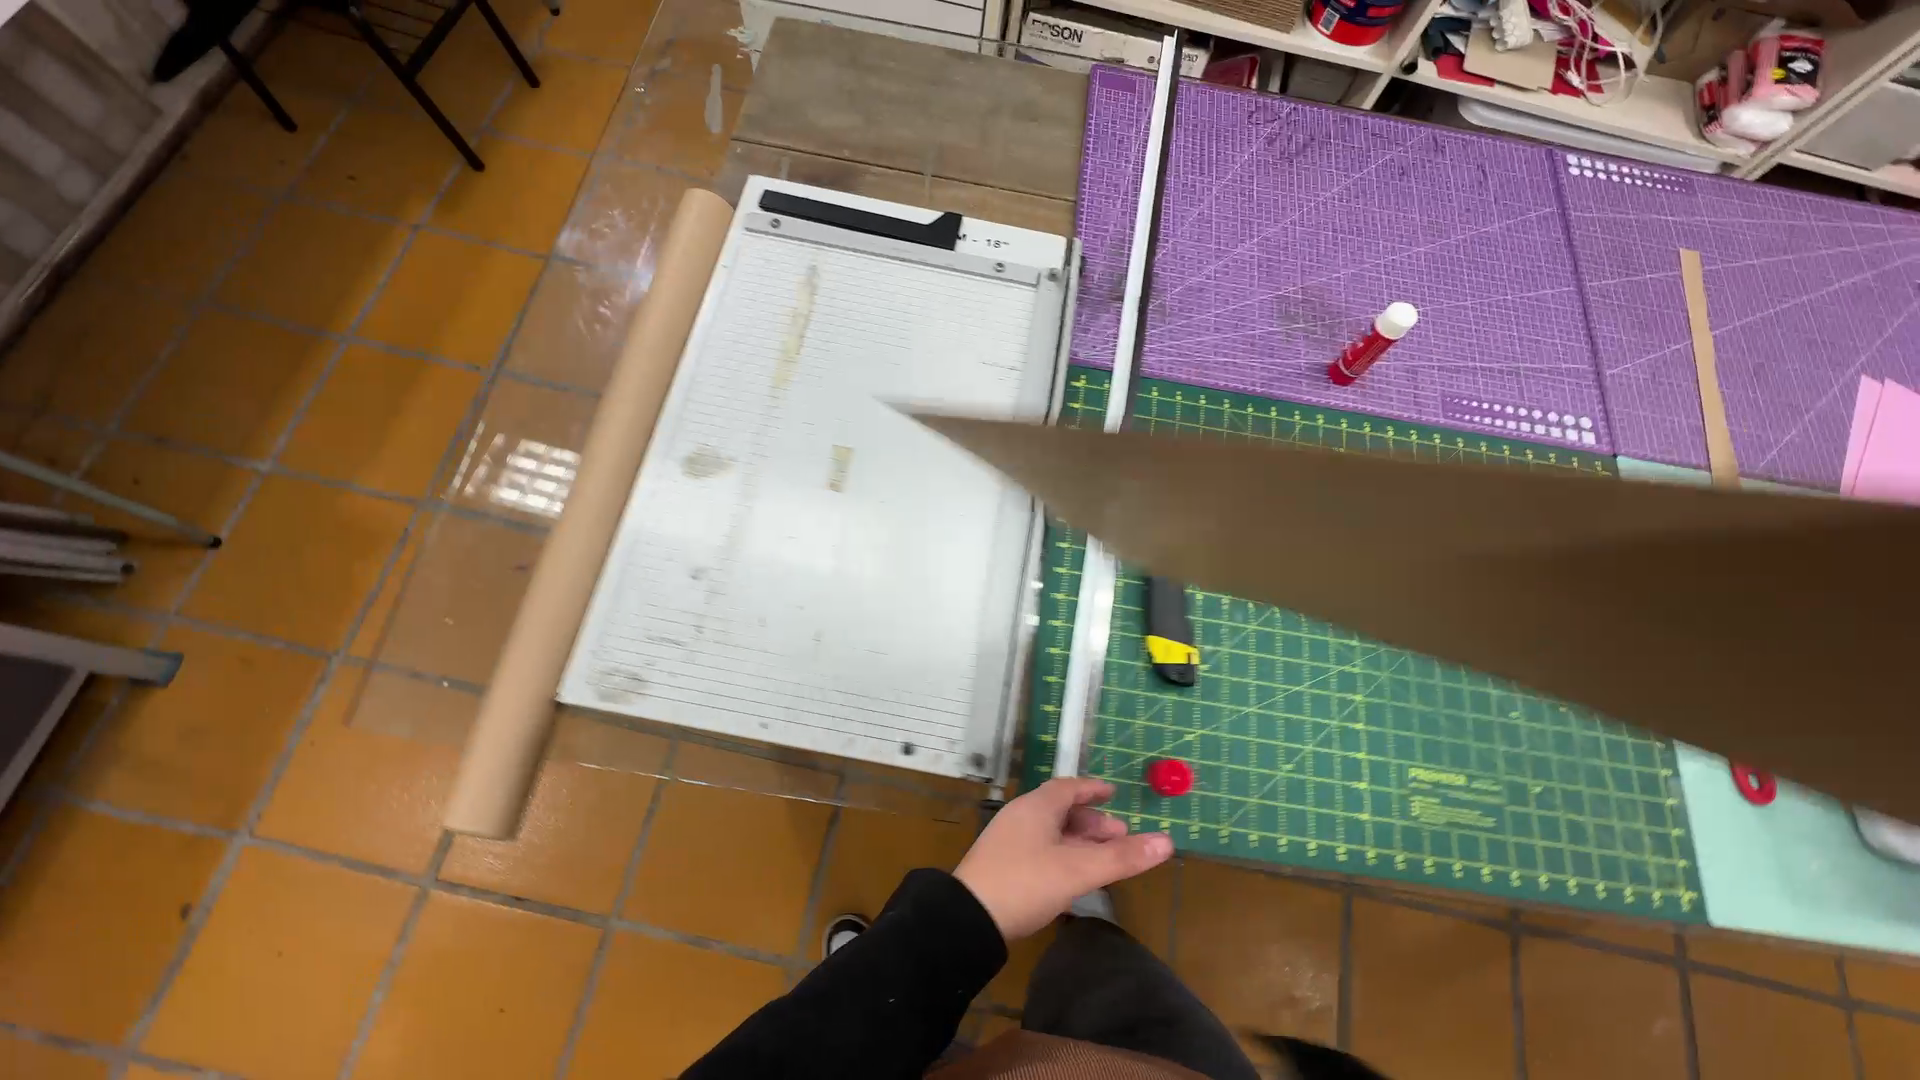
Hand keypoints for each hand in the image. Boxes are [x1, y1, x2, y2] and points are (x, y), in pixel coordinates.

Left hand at [952, 777, 1172, 940]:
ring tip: (1104, 860)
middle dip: (1092, 822)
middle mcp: (1020, 817)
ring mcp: (1008, 843)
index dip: (1093, 789)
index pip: (1068, 788)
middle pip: (1060, 811)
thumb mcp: (1078, 870)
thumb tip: (1167, 841)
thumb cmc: (1025, 883)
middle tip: (1121, 836)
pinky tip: (1075, 879)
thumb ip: (1122, 857)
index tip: (1114, 793)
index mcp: (1036, 807)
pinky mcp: (1001, 868)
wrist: (968, 920)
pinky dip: (1064, 857)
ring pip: (1050, 833)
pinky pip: (1040, 851)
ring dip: (1079, 842)